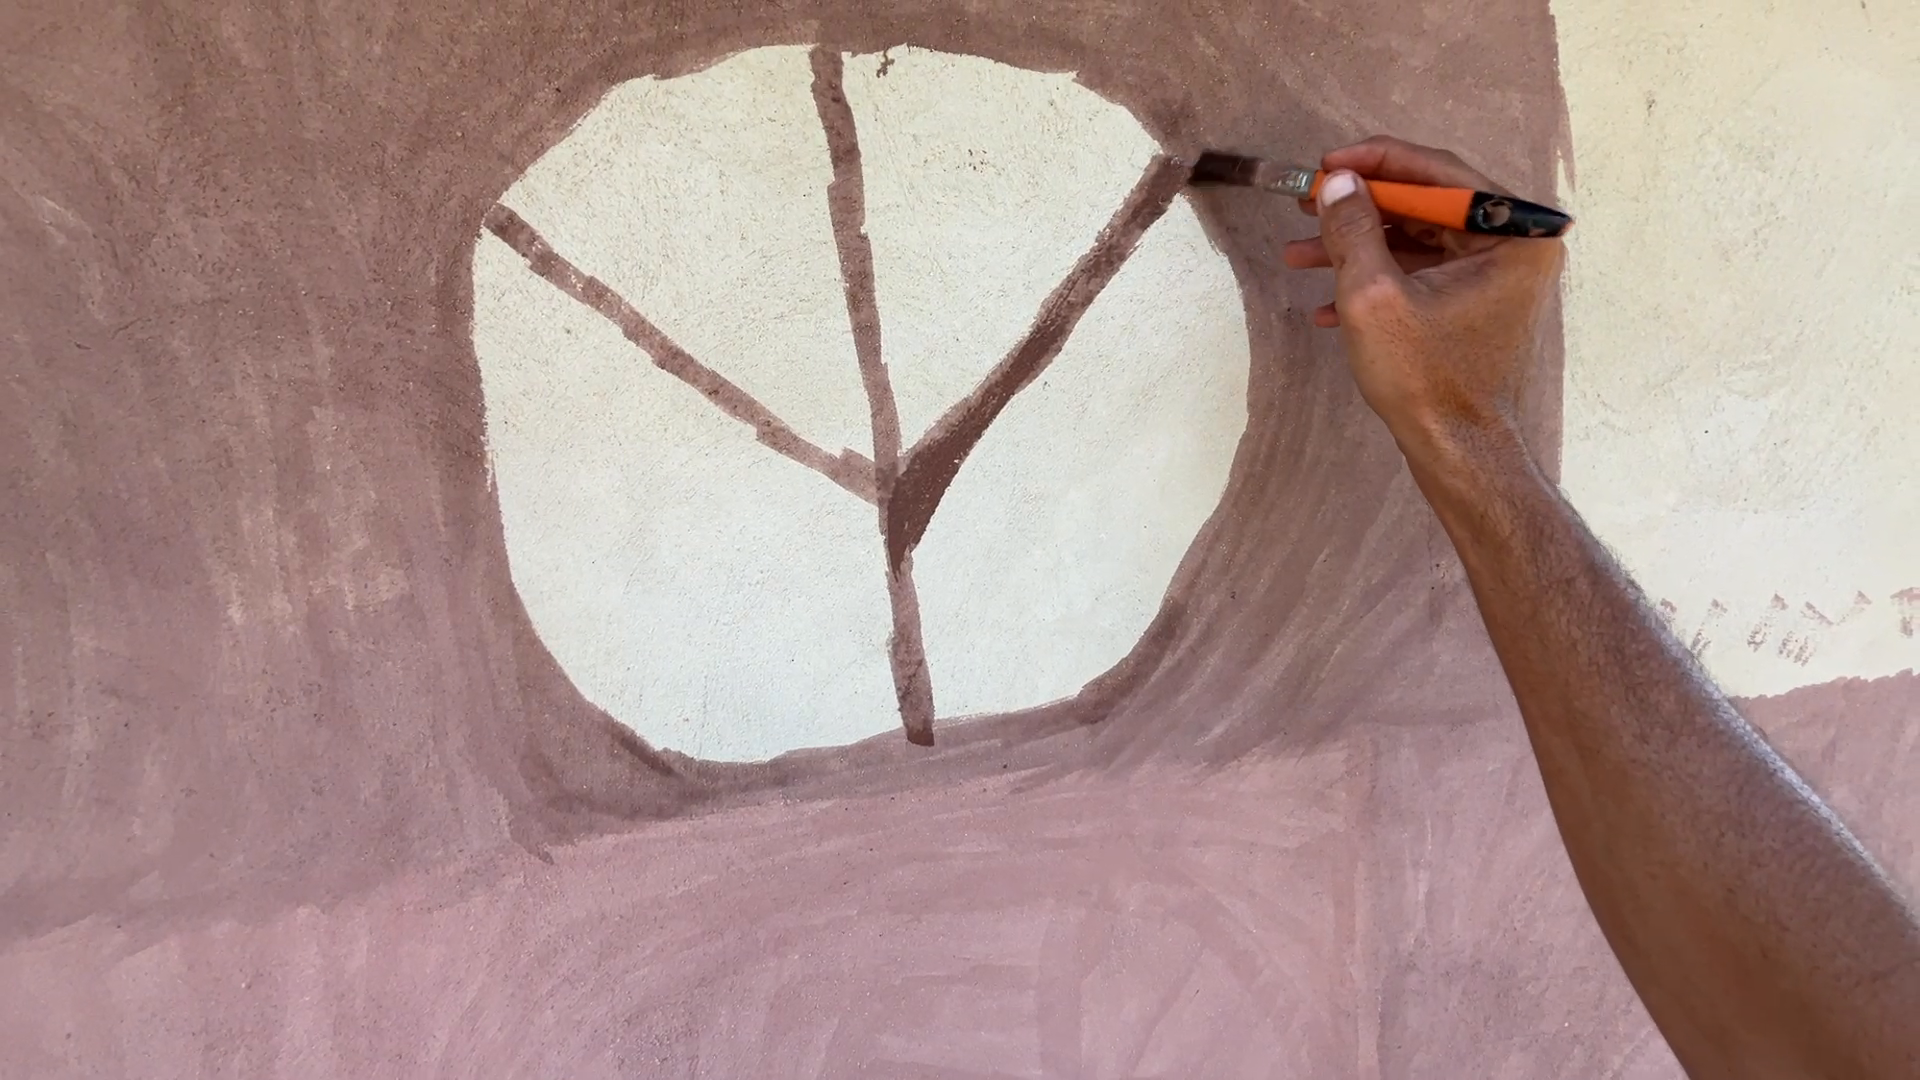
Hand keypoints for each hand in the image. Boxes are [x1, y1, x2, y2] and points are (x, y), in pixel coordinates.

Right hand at [1281, 136, 1563, 467]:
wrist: (1453, 446)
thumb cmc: (1423, 376)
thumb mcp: (1374, 296)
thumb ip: (1354, 232)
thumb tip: (1335, 182)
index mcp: (1512, 231)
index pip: (1438, 175)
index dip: (1375, 164)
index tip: (1326, 164)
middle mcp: (1512, 246)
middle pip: (1422, 209)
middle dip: (1357, 211)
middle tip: (1306, 206)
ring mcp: (1491, 279)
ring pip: (1412, 245)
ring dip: (1353, 251)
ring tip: (1297, 257)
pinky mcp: (1468, 307)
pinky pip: (1416, 279)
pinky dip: (1371, 285)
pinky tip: (1325, 306)